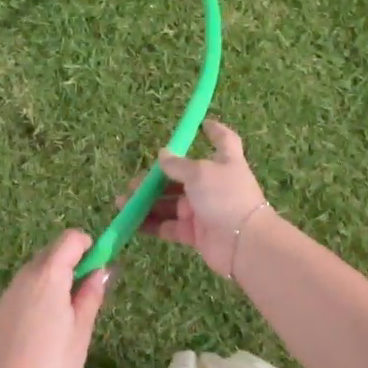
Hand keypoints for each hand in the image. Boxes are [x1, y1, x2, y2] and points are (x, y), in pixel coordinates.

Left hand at [0, 230, 110, 367]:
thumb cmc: (54, 361)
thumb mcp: (81, 329)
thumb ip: (91, 294)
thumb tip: (100, 271)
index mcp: (50, 273)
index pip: (70, 238)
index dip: (88, 245)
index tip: (98, 266)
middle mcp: (27, 272)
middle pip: (53, 250)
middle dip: (72, 261)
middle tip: (86, 291)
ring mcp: (11, 287)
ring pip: (38, 267)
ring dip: (55, 275)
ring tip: (66, 310)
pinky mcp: (2, 304)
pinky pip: (26, 284)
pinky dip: (39, 288)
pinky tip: (45, 321)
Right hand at [128, 120, 268, 276]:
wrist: (244, 244)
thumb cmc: (225, 197)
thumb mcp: (199, 173)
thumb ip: (177, 165)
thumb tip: (163, 154)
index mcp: (224, 162)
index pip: (223, 141)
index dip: (214, 132)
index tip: (202, 124)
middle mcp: (215, 185)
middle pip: (183, 176)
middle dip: (156, 180)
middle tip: (134, 184)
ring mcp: (205, 210)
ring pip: (171, 203)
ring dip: (148, 203)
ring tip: (123, 203)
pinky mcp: (197, 234)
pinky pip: (170, 226)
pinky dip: (153, 224)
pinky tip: (134, 222)